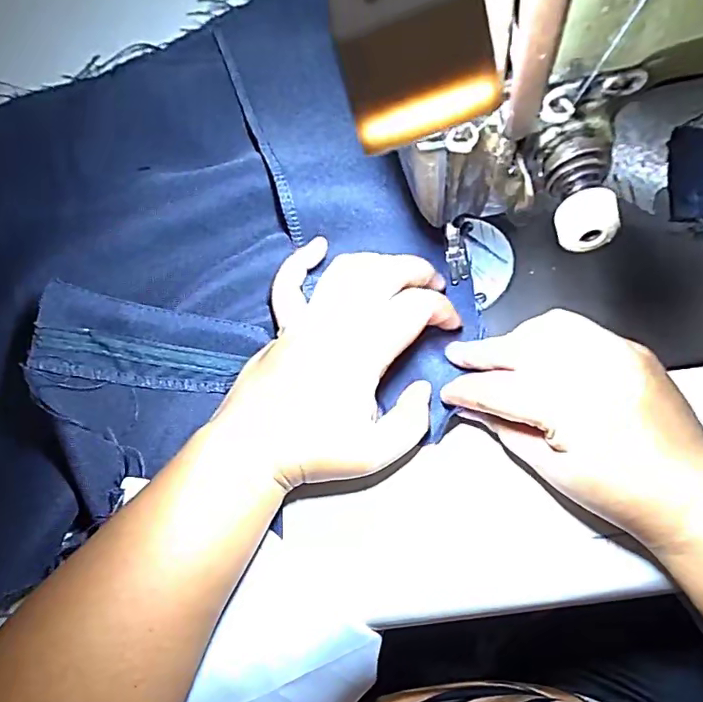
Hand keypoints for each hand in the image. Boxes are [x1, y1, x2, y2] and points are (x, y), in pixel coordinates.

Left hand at [209, 237, 460, 490]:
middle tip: (434, 285)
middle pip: (384, 274)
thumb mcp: (377, 451)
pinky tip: (318, 248)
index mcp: (363, 353)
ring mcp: (306, 323)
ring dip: (378, 261)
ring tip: (397, 270)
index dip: (441, 310)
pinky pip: (291, 282)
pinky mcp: (284, 329)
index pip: (413, 308)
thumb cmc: (309, 453)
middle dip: (417, 272)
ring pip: (346, 270)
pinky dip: (304, 260)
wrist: (252, 451)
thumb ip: (412, 421)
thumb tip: (421, 391)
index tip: (450, 324)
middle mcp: (334, 326)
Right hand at [439, 309, 702, 552]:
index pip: (502, 388)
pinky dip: (553, 335)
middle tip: (461, 358)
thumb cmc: (628, 493)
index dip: (469, 390)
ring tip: (497, 352)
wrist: (686, 489)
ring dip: (517, 337)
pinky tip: (539, 349)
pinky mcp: (633, 351)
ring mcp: (618, 354)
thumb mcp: (554, 471)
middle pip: (522, 348)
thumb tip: (481, 412)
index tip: (452, 391)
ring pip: (551, 327)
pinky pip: (583, 329)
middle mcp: (594, 369)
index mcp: (569, 406)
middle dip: (485, 353)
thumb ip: (511, 432)